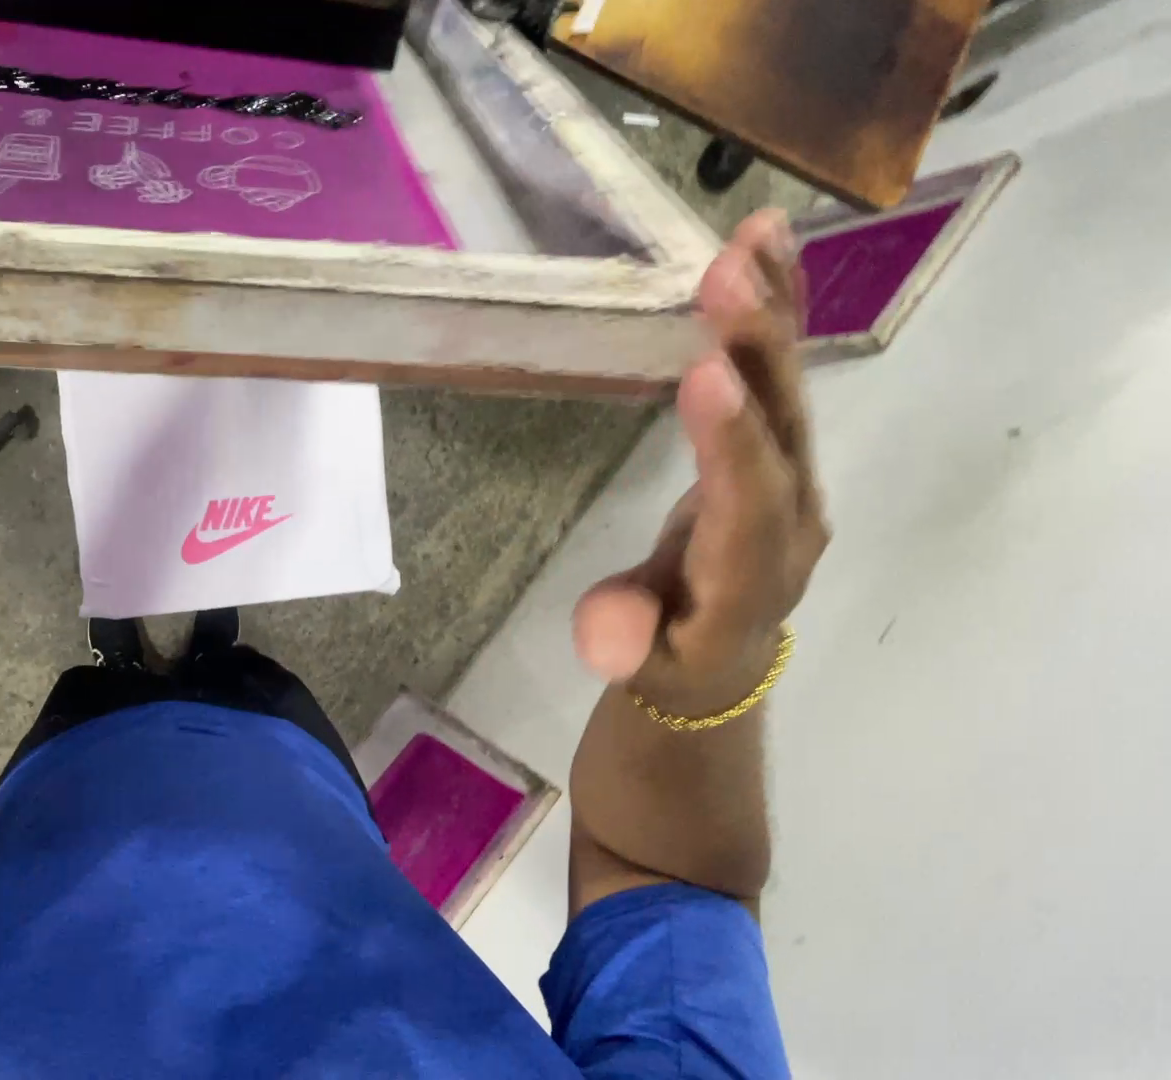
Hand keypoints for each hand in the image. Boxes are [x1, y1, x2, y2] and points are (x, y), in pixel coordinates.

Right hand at [573, 210, 828, 714]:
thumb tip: (611, 637)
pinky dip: (776, 322)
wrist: (716, 663)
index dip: (729, 442)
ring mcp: (793, 480)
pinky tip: (766, 261)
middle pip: (784, 428)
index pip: (748, 501)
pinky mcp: (779, 456)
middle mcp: (791, 517)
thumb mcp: (637, 666)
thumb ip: (624, 643)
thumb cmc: (667, 661)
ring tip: (757, 235)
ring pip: (792, 391)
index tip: (703, 372)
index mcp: (751, 573)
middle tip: (727, 270)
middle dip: (758, 348)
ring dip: (775, 312)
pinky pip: (781, 384)